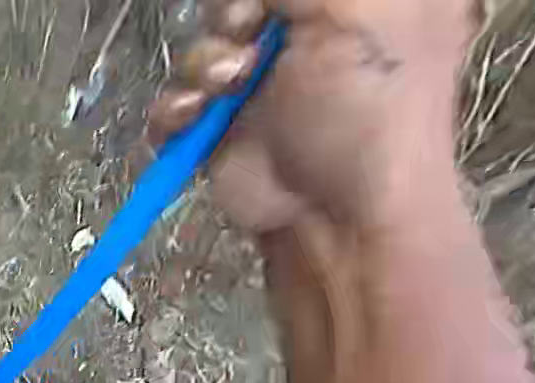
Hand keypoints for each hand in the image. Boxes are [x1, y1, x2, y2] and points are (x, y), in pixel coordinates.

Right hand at [147, 0, 475, 233]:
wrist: (330, 210)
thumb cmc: (364, 106)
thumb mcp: (356, 8)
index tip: (267, 5)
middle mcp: (297, 31)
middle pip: (233, 3)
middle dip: (231, 12)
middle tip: (247, 30)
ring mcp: (249, 84)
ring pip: (198, 49)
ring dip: (202, 65)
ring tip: (227, 90)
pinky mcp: (212, 131)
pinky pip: (170, 106)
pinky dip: (172, 111)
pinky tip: (192, 118)